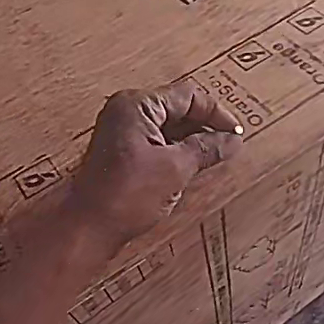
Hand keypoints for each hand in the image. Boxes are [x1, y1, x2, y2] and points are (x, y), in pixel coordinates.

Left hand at [65, 81, 242, 248]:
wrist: (89, 227)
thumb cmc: (122, 198)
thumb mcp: (176, 169)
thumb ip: (207, 148)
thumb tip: (231, 140)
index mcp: (136, 105)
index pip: (187, 95)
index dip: (216, 113)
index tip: (233, 133)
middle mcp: (125, 112)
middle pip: (177, 107)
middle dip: (204, 126)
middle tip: (227, 145)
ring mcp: (120, 131)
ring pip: (167, 126)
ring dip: (191, 139)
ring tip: (213, 158)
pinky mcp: (120, 151)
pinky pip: (155, 141)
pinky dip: (176, 150)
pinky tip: (190, 167)